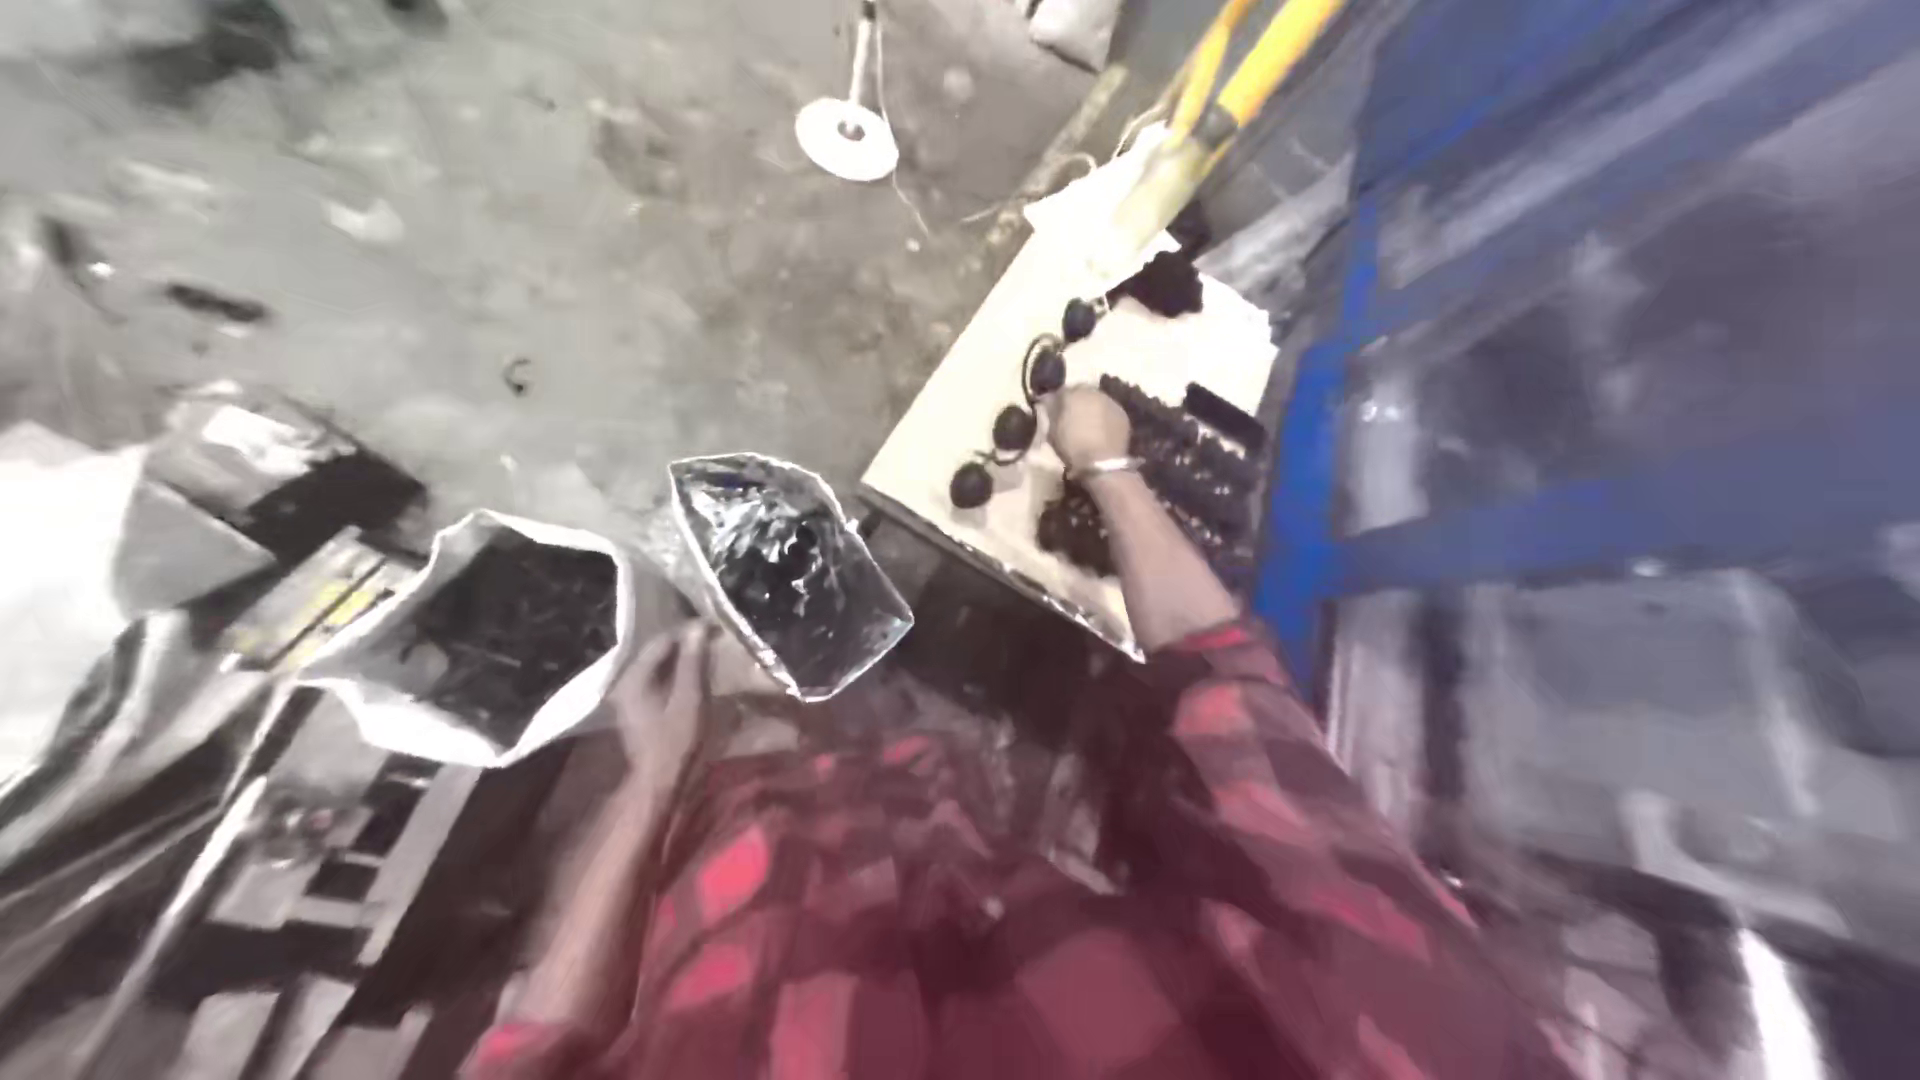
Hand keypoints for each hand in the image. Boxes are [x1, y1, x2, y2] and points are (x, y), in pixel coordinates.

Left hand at [607, 620, 710, 781]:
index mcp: (634, 677)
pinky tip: (694, 672)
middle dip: (686, 642)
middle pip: (658, 650)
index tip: (716, 627)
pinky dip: (676, 671)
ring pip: (658, 664)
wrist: (660, 780)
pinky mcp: (637, 705)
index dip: (690, 631)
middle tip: (715, 637)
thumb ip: (692, 661)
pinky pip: (658, 677)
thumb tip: (697, 626)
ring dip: (682, 656)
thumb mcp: (690, 697)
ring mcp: (629, 695)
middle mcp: (625, 681)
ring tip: (708, 651)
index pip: (663, 640)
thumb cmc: (676, 739)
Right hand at [1048, 385, 1130, 471]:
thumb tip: (1048, 400)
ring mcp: (1110, 402)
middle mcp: (1093, 392)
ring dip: (1092, 407)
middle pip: (1082, 392)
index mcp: (1073, 394)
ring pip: (1097, 400)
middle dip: (1076, 401)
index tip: (1053, 409)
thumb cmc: (1071, 446)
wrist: (1101, 462)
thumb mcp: (1052, 431)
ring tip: (1087, 422)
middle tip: (1071, 415)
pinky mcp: (1122, 414)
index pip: (1061, 390)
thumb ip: (1051, 412)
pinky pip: (1109, 410)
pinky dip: (1104, 416)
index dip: (1057, 400)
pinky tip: (1101, 428)